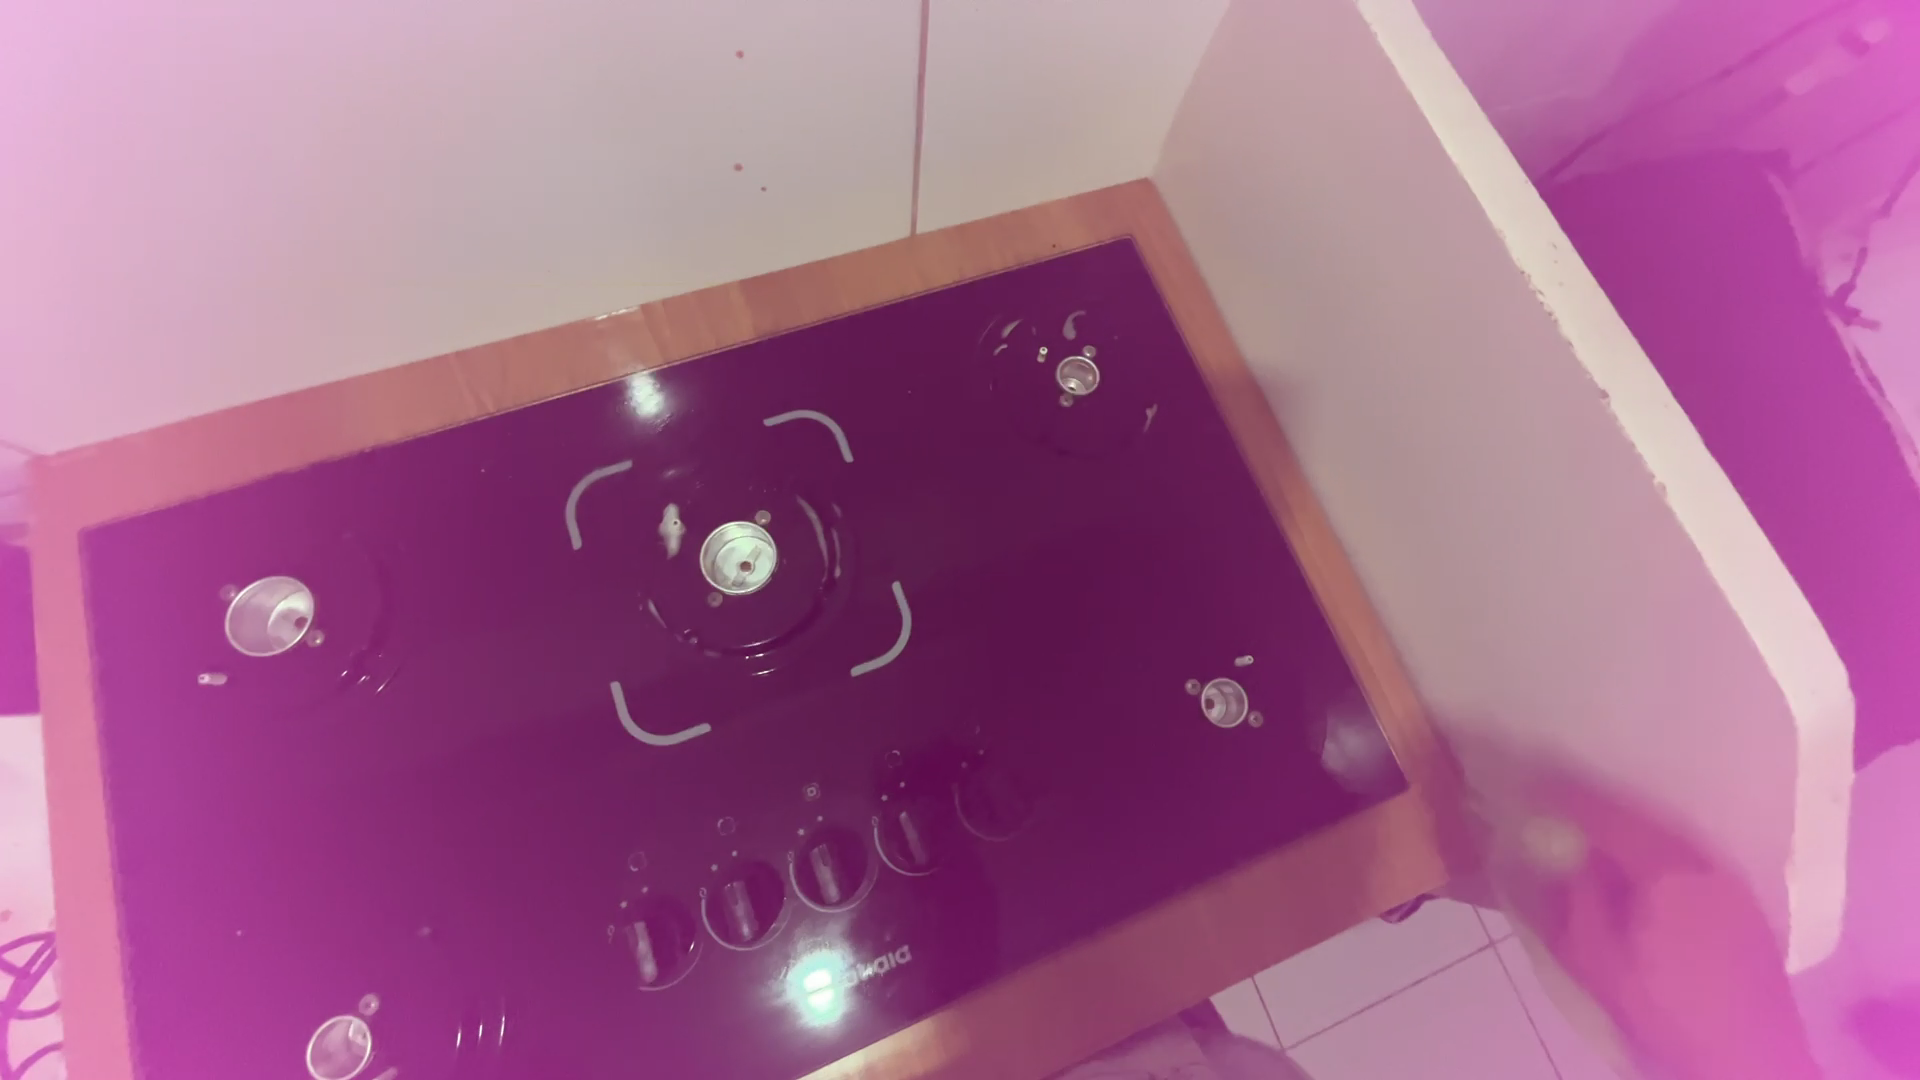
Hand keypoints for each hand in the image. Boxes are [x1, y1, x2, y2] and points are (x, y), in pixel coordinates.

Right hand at [1462, 744, 1822, 1079]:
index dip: (1556, 791)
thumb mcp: (1587, 949)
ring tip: (1576, 815)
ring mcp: (1729, 882)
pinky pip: (1680, 850)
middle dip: (1587, 798)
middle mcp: (1703, 863)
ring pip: (1660, 828)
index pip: (1600, 811)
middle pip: (1635, 811)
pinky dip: (1643, 840)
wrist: (1741, 1067)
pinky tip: (1620, 851)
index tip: (1519, 777)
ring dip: (1616, 818)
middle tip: (1543, 789)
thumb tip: (1546, 842)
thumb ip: (1566, 887)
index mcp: (1665, 870)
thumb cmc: (1653, 1006)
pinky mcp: (1739, 903)